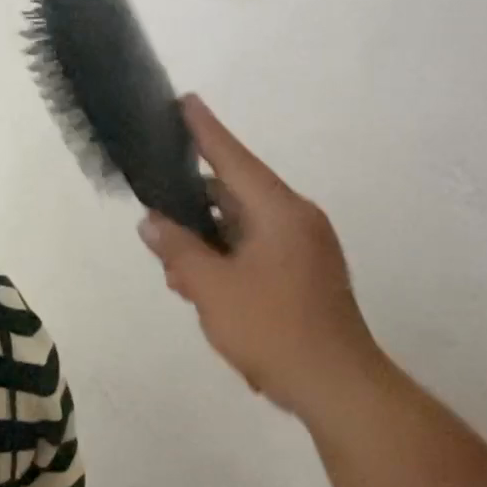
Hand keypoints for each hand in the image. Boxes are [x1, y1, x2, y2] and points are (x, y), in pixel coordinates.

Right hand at [137, 96, 385, 413]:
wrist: (333, 384)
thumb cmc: (271, 328)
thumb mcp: (210, 288)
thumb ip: (178, 250)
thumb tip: (153, 221)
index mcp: (280, 214)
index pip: (234, 162)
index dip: (206, 133)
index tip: (185, 102)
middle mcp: (296, 222)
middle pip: (234, 193)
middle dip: (192, 201)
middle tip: (153, 211)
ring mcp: (302, 249)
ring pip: (240, 226)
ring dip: (204, 238)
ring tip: (172, 266)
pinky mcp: (301, 275)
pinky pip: (252, 249)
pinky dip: (222, 257)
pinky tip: (197, 282)